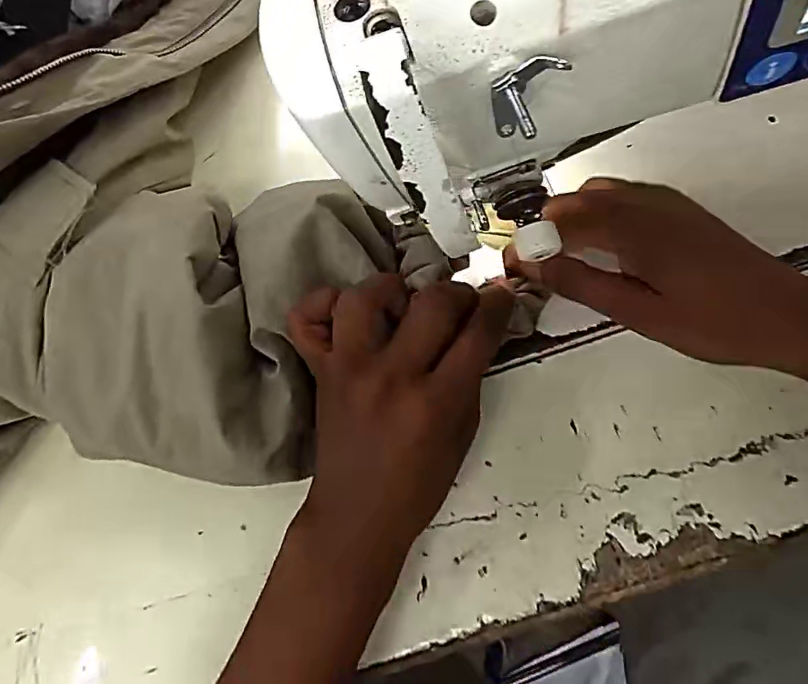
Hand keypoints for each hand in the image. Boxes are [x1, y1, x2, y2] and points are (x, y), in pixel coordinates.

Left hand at [284, 275, 512, 549]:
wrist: (355, 517)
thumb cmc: (418, 483)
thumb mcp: (462, 432)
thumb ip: (470, 375)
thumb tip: (476, 326)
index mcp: (435, 403)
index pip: (476, 333)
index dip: (496, 304)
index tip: (500, 294)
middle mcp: (391, 378)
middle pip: (432, 303)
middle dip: (456, 293)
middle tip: (460, 304)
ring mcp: (349, 370)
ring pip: (365, 297)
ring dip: (393, 289)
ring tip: (403, 304)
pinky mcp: (320, 371)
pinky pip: (307, 319)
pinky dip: (325, 305)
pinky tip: (349, 315)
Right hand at [506, 178, 807, 371]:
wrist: (786, 314)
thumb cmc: (714, 322)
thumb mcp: (641, 313)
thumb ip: (584, 283)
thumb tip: (535, 264)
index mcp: (631, 226)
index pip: (560, 220)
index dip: (530, 241)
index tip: (513, 264)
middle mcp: (644, 202)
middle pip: (576, 199)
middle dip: (547, 227)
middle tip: (537, 266)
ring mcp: (664, 201)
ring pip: (599, 194)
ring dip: (573, 218)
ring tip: (566, 259)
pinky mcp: (679, 208)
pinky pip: (624, 197)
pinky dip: (600, 214)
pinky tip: (606, 247)